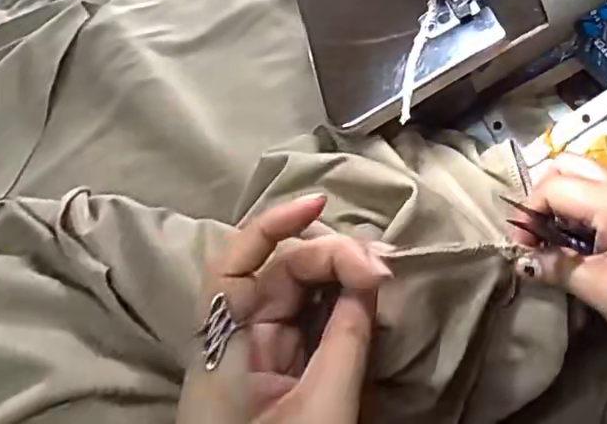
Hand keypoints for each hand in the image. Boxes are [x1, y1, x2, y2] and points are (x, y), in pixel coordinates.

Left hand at [177, 195, 392, 423]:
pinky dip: (343, 298)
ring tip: (383, 274)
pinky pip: (313, 316)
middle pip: (281, 270)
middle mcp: (236, 344)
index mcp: (223, 352)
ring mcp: (260, 357)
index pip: (233, 265)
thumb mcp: (322, 408)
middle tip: (382, 268)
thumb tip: (372, 273)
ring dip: (344, 273)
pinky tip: (370, 292)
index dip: (271, 223)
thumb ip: (348, 334)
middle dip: (333, 255)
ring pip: (301, 290)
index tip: (320, 202)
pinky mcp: (282, 371)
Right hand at [509, 156, 606, 363]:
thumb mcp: (603, 290)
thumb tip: (522, 259)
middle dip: (543, 192)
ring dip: (561, 197)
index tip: (519, 247)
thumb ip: (560, 266)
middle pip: (569, 164)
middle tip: (532, 234)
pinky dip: (579, 205)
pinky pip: (600, 192)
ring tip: (550, 239)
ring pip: (585, 175)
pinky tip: (576, 240)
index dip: (529, 211)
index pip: (555, 184)